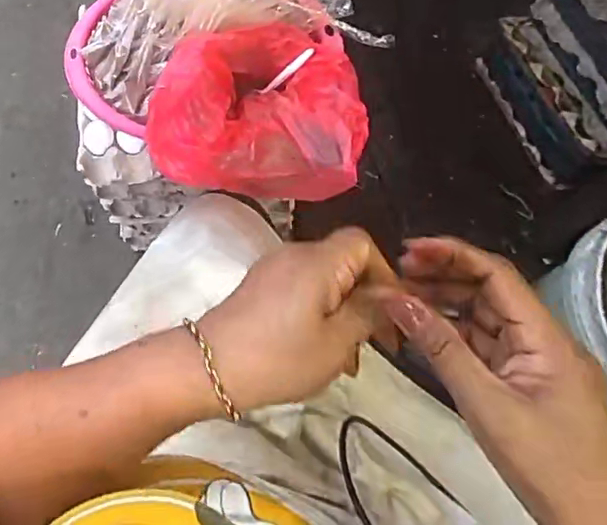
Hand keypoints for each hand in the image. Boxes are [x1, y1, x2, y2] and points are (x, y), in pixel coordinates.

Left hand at [195, 228, 395, 413]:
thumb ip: (368, 312)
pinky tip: (321, 349)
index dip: (384, 274)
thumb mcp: (336, 342)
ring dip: (344, 310)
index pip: (362, 242)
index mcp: (316, 259)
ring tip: (348, 357)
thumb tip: (393, 294)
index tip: (392, 315)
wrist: (213, 364)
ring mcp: (275, 266)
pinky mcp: (263, 282)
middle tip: (378, 345)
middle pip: (344, 260)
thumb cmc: (280, 356)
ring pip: (326, 277)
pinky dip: (320, 310)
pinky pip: (304, 286)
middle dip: (366, 299)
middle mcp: (295, 252)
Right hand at [386, 238, 606, 524]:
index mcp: (547, 337)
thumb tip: (395, 298)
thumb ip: (439, 347)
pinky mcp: (530, 384)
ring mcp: (539, 364)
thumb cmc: (549, 467)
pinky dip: (456, 335)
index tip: (408, 249)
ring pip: (486, 317)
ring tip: (402, 300)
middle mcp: (546, 341)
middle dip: (442, 277)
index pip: (497, 273)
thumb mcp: (486, 405)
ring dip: (445, 305)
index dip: (451, 253)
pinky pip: (488, 345)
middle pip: (490, 291)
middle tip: (396, 273)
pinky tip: (426, 333)